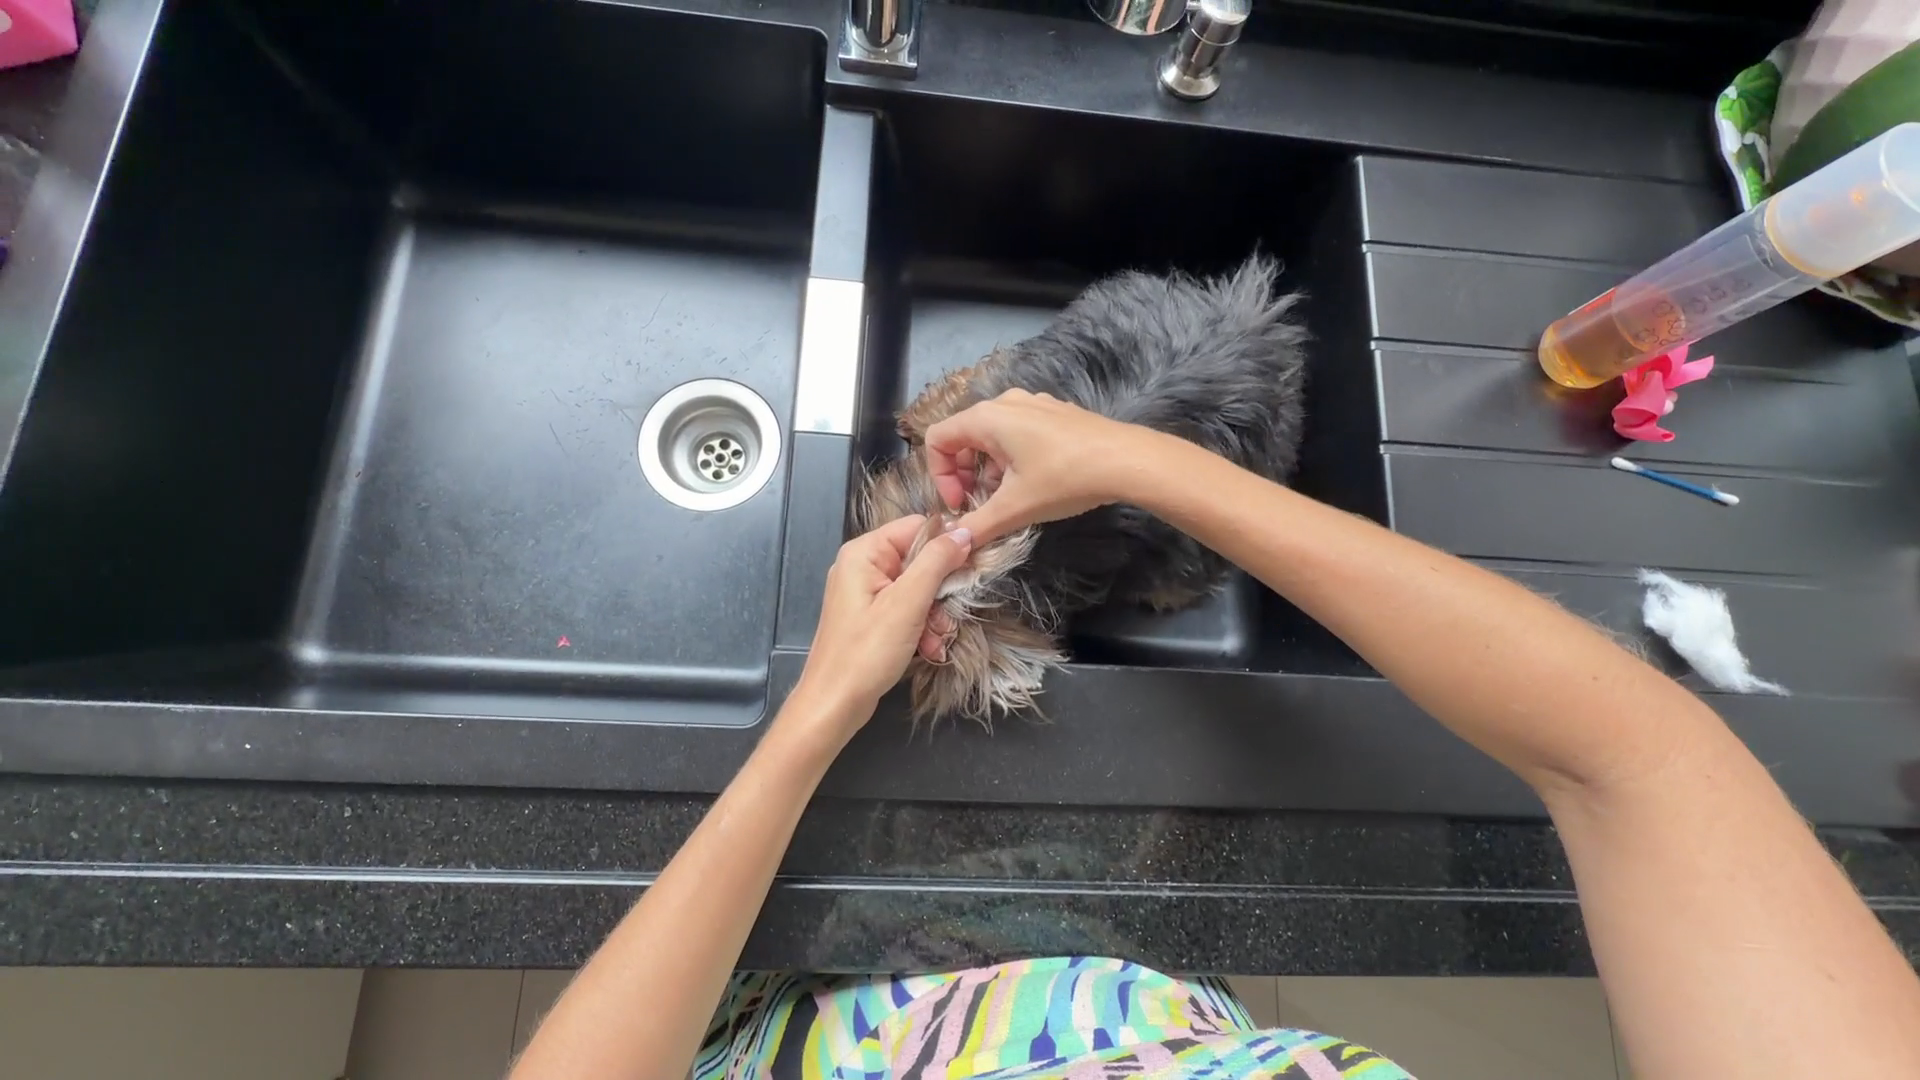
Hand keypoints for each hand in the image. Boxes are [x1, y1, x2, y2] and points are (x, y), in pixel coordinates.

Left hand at [786, 515, 973, 740]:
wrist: (834, 705)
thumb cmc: (867, 652)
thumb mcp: (908, 603)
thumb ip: (937, 562)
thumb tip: (964, 532)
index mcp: (864, 552)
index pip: (918, 527)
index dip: (946, 546)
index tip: (968, 571)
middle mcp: (862, 566)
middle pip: (920, 559)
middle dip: (940, 591)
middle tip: (946, 618)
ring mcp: (865, 593)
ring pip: (918, 588)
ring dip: (934, 614)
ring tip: (936, 640)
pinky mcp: (871, 617)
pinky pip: (907, 609)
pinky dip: (921, 627)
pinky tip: (928, 648)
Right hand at [923, 390, 1149, 541]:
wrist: (1128, 461)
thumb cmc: (1065, 479)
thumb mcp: (1015, 508)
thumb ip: (977, 526)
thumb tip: (953, 542)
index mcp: (987, 417)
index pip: (937, 439)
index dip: (939, 476)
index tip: (961, 504)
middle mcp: (1005, 402)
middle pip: (963, 437)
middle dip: (964, 475)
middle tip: (981, 504)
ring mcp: (1033, 404)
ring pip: (992, 437)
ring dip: (989, 470)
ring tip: (1010, 497)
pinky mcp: (1055, 413)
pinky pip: (1018, 432)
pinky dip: (1013, 458)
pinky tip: (1036, 482)